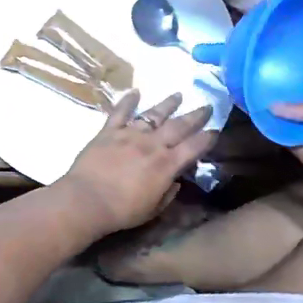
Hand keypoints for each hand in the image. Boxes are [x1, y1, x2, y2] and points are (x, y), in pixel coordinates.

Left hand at [55, 91, 214, 235]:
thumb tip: (175, 182)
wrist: (87, 200)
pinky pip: (120, 112)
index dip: (208, 138)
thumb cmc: (122, 211)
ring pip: (153, 114)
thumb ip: (167, 194)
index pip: (194, 147)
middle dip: (195, 115)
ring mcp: (130, 134)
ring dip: (168, 104)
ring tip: (178, 95)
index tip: (216, 130)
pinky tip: (135, 91)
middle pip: (179, 125)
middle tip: (207, 106)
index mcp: (167, 165)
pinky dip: (128, 100)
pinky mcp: (108, 132)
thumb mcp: (153, 209)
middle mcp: (153, 144)